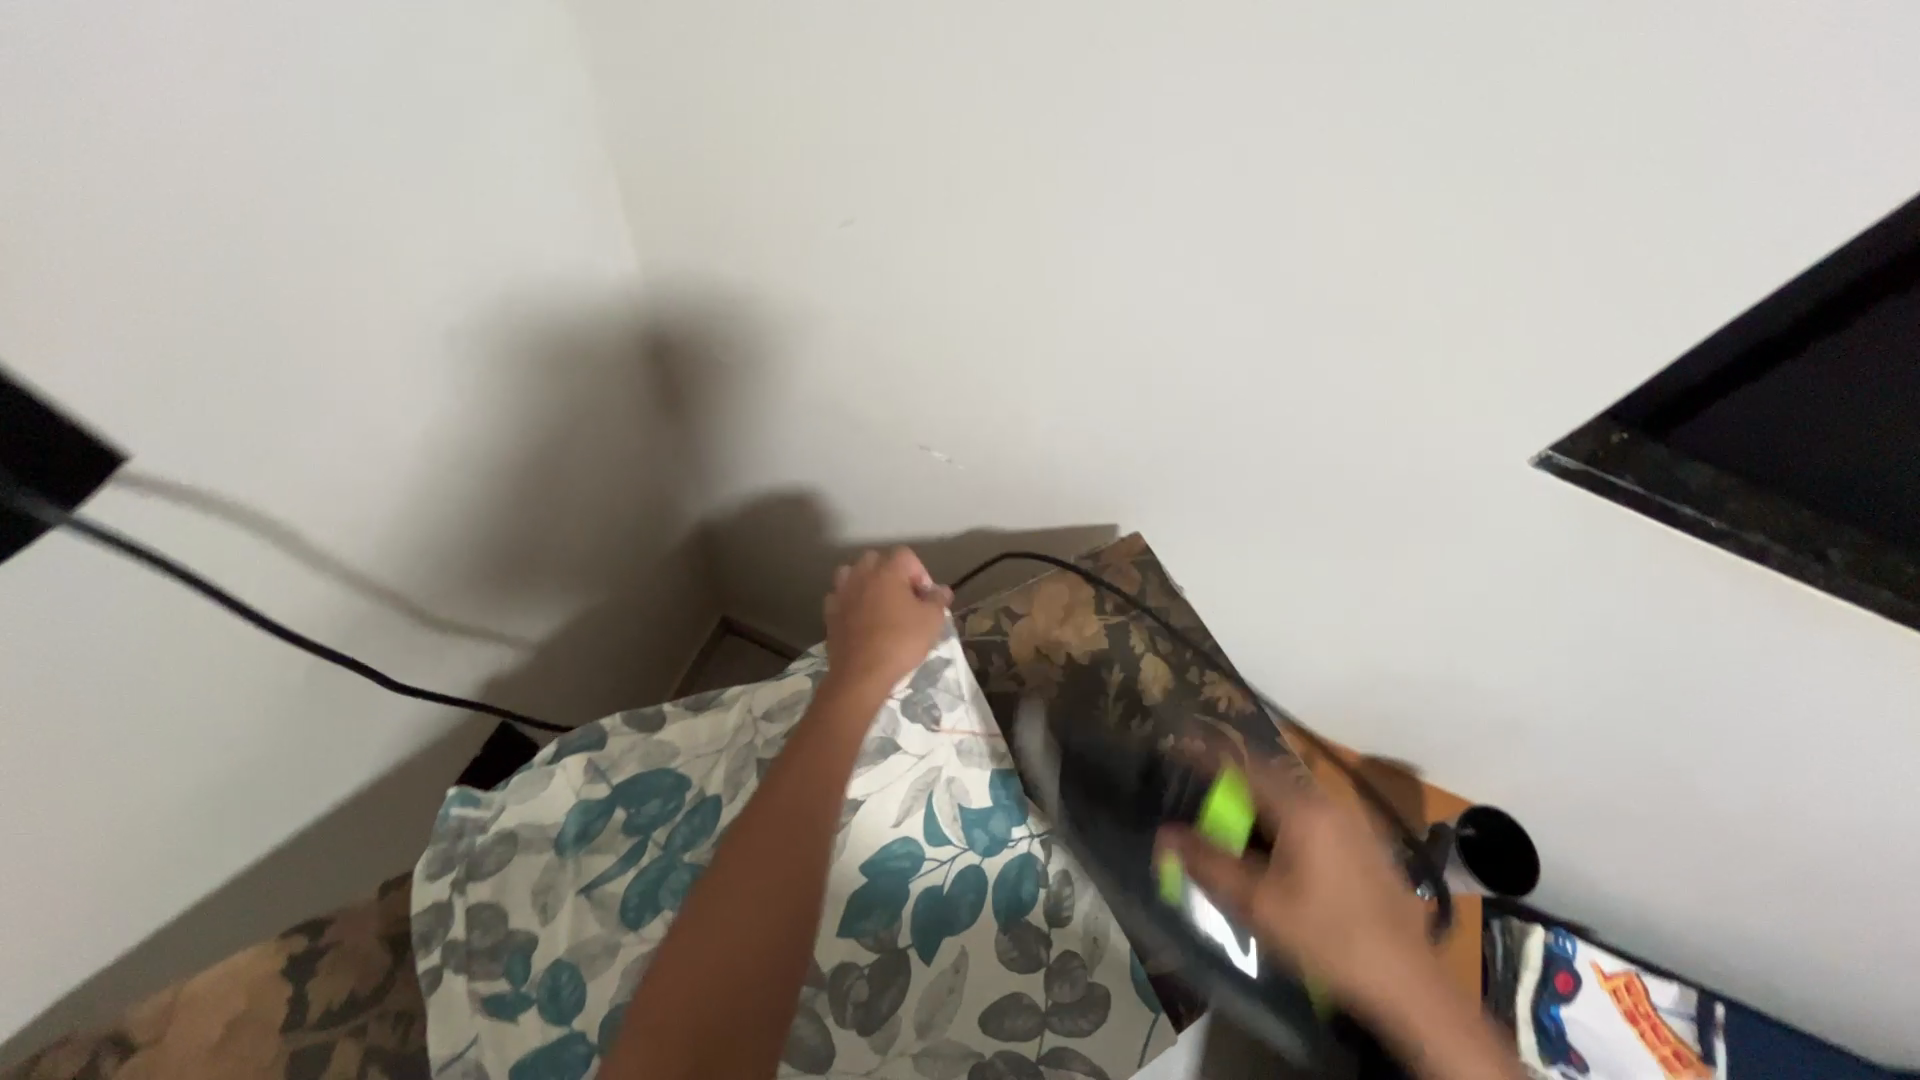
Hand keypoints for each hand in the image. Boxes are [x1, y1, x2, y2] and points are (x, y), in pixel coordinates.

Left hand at [822, 548, 953, 696]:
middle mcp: (862, 575)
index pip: (906, 555)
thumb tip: (941, 590)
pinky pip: (840, 596)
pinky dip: (850, 601)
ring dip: (866, 583)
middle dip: (891, 573)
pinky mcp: (829, 612)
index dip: (919, 572)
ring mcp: (842, 592)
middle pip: (877, 560)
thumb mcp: (932, 621)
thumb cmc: (901, 642)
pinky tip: (860, 618)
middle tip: (903, 598)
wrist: (861, 673)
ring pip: (853, 574)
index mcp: (888, 571)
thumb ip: (938, 600)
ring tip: (878, 604)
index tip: (924, 596)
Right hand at [1156, 763, 1433, 1016]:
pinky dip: (1284, 823)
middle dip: (1233, 785)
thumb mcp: (1257, 905)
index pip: (1244, 766)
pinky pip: (1313, 818)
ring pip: (1293, 800)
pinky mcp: (1367, 846)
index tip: (1180, 745)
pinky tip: (1278, 856)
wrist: (1408, 983)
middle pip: (1269, 779)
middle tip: (1204, 801)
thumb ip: (1208, 864)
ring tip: (1235, 830)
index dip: (1209, 755)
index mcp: (1302, 809)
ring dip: (1259, 807)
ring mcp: (1354, 823)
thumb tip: (1165, 835)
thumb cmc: (1326, 938)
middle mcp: (1330, 803)